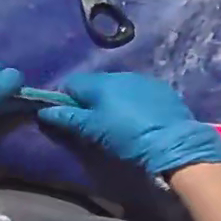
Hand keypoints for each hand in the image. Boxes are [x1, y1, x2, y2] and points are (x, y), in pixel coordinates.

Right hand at [36, 72, 220, 176]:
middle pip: (94, 84)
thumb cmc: (126, 137)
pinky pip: (137, 93)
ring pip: (116, 87)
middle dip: (88, 100)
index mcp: (100, 82)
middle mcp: (120, 75)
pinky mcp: (162, 90)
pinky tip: (136, 120)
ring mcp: (143, 81)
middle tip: (90, 124)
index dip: (64, 100)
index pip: (71, 83)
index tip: (66, 118)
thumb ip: (67, 118)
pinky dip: (131, 103)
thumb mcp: (92, 130)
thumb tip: (44, 110)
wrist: (175, 145)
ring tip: (114, 123)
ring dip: (110, 101)